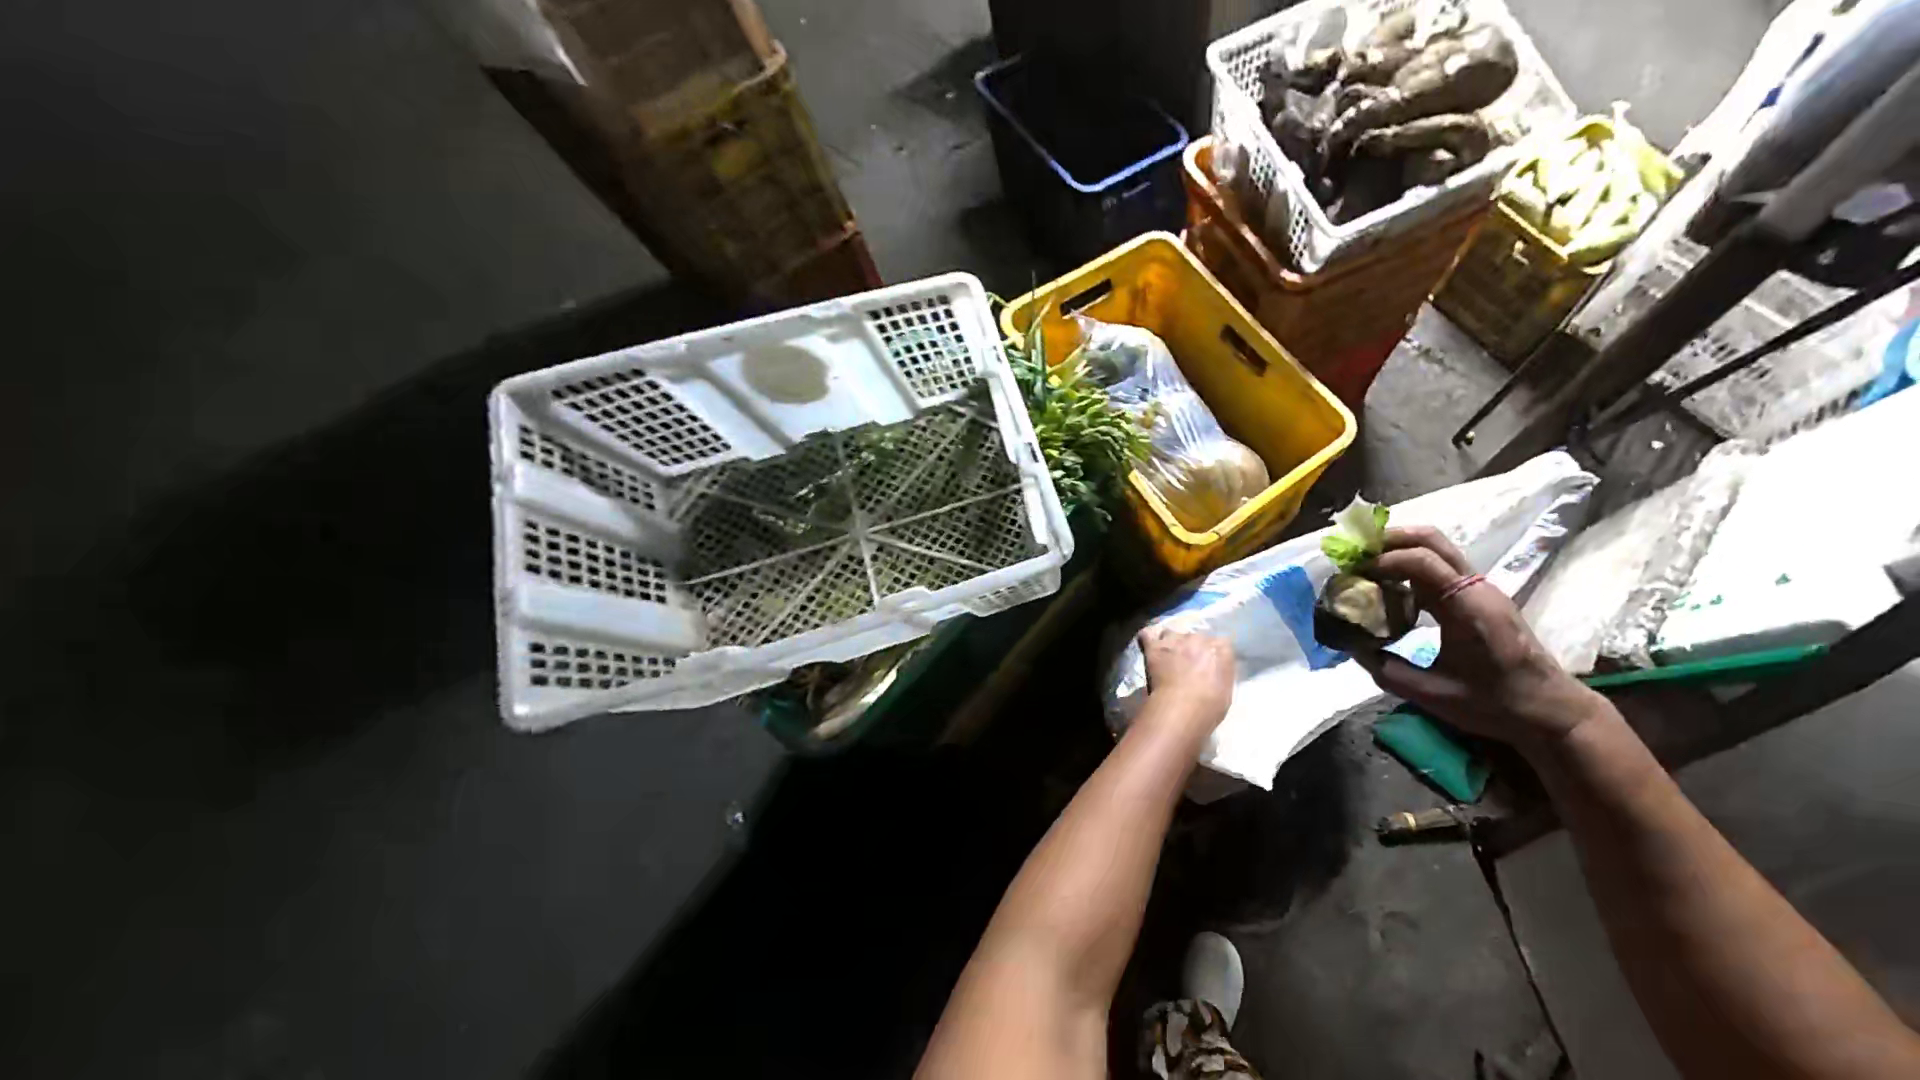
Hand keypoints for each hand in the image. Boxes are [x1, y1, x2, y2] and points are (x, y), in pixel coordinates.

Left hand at [1137, 624, 1234, 735]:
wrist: (1180, 708)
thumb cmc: (1209, 706)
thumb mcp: (1226, 691)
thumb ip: (1221, 673)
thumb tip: (1213, 672)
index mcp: (1221, 648)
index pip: (1220, 643)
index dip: (1213, 654)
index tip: (1209, 665)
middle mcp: (1198, 637)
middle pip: (1195, 637)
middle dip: (1192, 648)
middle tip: (1187, 665)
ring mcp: (1175, 639)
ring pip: (1171, 634)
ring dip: (1170, 644)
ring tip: (1167, 658)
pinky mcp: (1154, 646)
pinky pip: (1147, 634)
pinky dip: (1148, 639)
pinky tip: (1149, 647)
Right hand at [1352, 526, 1608, 753]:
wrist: (1552, 712)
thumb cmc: (1494, 705)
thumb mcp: (1429, 693)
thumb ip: (1382, 666)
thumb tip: (1349, 643)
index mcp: (1467, 607)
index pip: (1420, 560)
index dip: (1380, 561)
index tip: (1352, 577)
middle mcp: (1476, 588)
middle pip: (1430, 539)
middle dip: (1387, 541)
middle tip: (1353, 558)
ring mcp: (1480, 589)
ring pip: (1435, 548)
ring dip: (1397, 551)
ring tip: (1365, 570)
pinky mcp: (1478, 597)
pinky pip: (1439, 566)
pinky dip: (1408, 566)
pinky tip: (1389, 588)